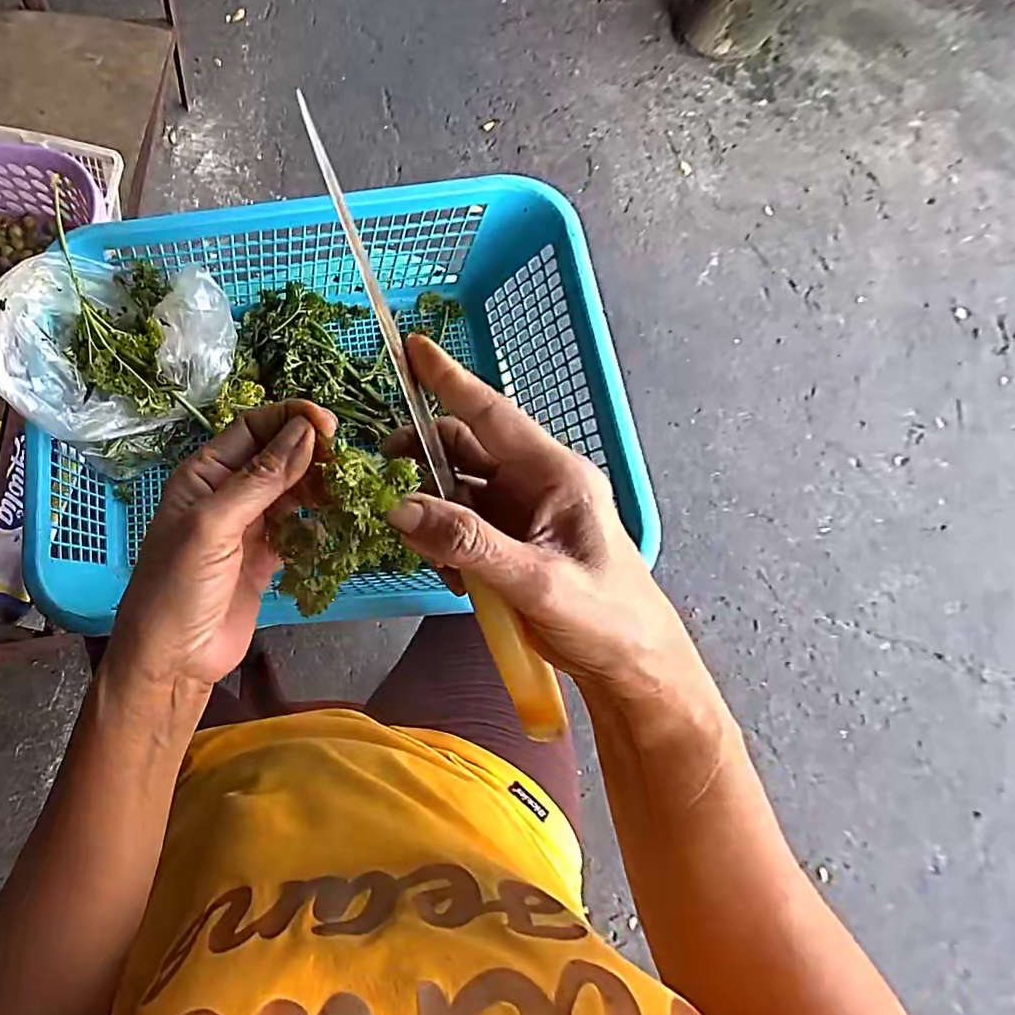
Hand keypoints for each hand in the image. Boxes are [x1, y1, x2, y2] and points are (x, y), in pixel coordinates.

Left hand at [107, 400, 338, 688]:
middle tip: (345, 461)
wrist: (174, 659)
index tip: (328, 425)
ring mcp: (251, 524)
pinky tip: (337, 518)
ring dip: (319, 483)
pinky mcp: (270, 555)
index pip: (254, 427)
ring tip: (346, 489)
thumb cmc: (178, 587)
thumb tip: (306, 432)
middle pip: (279, 455)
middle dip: (312, 451)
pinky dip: (319, 519)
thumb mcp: (214, 525)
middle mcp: (230, 492)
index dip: (291, 419)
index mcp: (207, 473)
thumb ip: (262, 479)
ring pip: (293, 488)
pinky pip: (300, 525)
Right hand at [382, 335, 691, 697]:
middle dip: (422, 459)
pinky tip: (453, 576)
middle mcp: (536, 484)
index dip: (450, 379)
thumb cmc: (606, 618)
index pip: (493, 413)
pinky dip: (444, 542)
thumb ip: (469, 543)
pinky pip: (461, 526)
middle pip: (465, 451)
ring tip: (425, 549)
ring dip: (431, 511)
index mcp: (555, 474)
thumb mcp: (537, 582)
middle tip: (382, 478)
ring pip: (457, 491)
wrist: (631, 666)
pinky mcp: (510, 543)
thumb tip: (400, 507)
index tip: (413, 348)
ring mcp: (522, 514)